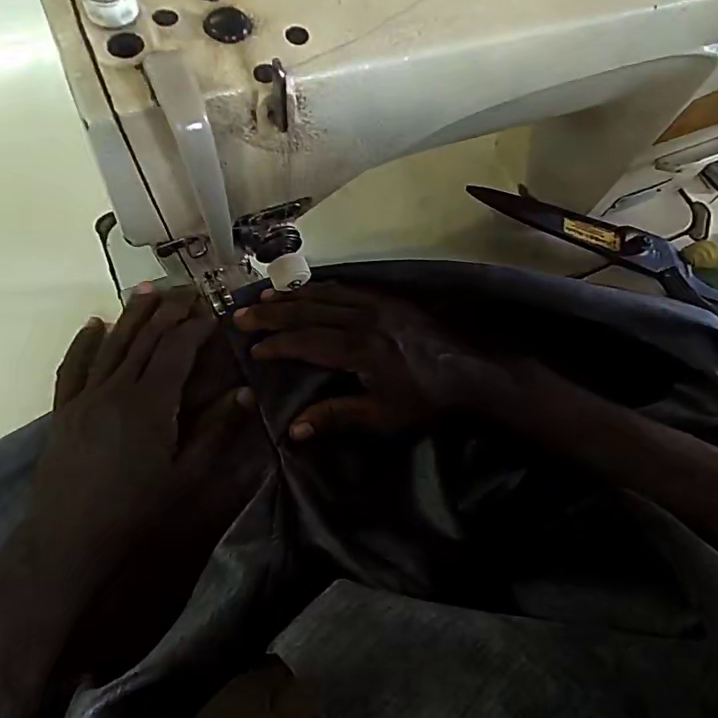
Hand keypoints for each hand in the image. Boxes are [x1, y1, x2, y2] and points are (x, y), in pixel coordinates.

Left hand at [32, 285, 250, 560]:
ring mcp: (85, 397)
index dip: (195, 327)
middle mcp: (116, 390)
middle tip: (189, 290)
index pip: (176, 350)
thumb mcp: (187, 474)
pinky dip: (85, 341)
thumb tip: (244, 392)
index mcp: (150, 404)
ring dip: (133, 315)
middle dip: (169, 311)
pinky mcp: (64, 410)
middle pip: (145, 339)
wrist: (69, 537)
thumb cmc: (136, 507)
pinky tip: (95, 322)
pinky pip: (74, 366)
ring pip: (113, 344)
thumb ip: (216, 430)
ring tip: (151, 289)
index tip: (212, 312)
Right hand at [232, 282, 500, 439]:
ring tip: (267, 296)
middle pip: (310, 310)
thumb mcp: (383, 416)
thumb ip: (337, 417)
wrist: (474, 375)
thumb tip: (292, 429)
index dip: (277, 344)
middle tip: (243, 314)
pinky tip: (312, 289)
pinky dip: (324, 287)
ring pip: (328, 293)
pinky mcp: (394, 300)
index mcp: (360, 348)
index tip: (253, 349)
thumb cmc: (428, 401)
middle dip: (274, 313)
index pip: (306, 341)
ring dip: (295, 295)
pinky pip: (350, 287)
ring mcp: (381, 304)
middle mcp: (366, 318)